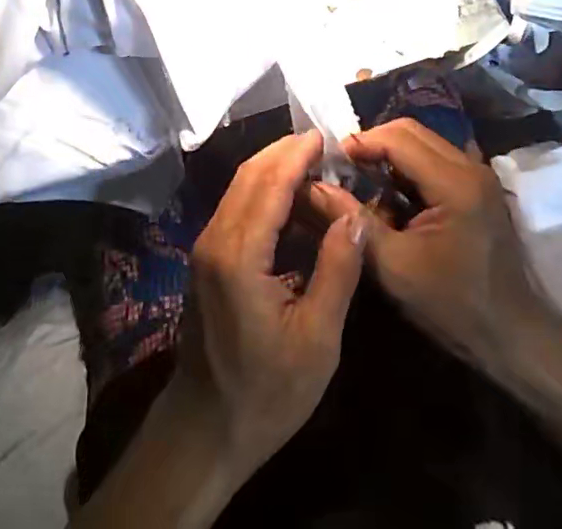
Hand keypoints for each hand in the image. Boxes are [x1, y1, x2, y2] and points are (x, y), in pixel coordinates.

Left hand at [172, 130, 366, 473]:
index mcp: (239, 255)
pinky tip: (290, 201)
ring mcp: (205, 250)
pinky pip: (235, 210)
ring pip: (238, 190)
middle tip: (322, 144)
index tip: (324, 135)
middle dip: (282, 153)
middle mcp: (215, 241)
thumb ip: (336, 270)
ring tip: (313, 165)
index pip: (269, 184)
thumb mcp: (317, 337)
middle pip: (247, 177)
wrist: (205, 428)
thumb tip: (355, 216)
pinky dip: (262, 193)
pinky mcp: (207, 261)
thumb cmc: (267, 391)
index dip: (296, 155)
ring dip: (272, 170)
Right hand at [309, 119, 561, 379]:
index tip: (329, 162)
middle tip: (342, 168)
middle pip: (411, 132)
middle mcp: (470, 167)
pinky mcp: (477, 189)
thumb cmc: (452, 304)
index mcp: (454, 183)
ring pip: (424, 143)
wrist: (513, 337)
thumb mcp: (393, 265)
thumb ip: (352, 220)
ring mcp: (478, 177)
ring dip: (389, 154)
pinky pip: (435, 160)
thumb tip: (312, 186)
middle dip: (373, 144)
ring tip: (360, 180)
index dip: (360, 143)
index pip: (398, 138)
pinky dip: (407, 168)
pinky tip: (389, 195)